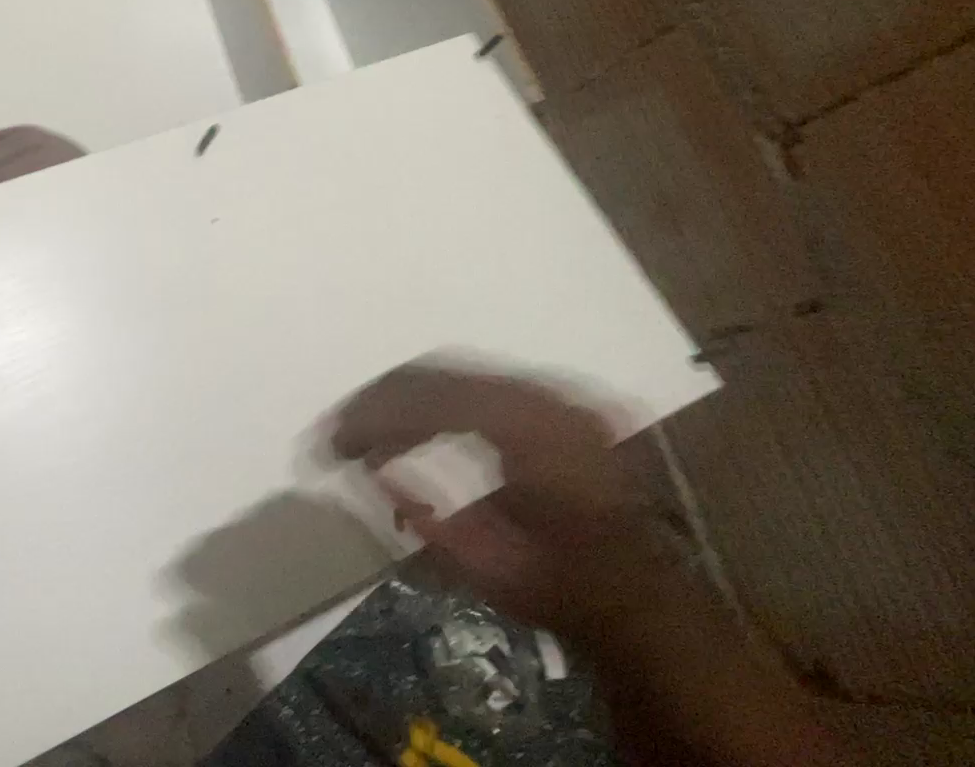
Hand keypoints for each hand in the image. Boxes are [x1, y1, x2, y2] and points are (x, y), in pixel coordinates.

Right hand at [329, 362, 673, 642]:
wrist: (643, 600)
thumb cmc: (560, 590)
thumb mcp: (482, 566)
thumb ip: (422, 512)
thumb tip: (368, 467)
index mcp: (533, 434)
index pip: (428, 399)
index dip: (369, 417)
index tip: (331, 444)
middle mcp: (547, 399)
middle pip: (435, 374)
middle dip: (377, 403)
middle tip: (339, 435)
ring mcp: (556, 395)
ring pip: (452, 373)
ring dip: (401, 401)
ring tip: (367, 435)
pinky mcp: (556, 401)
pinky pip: (476, 383)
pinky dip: (433, 402)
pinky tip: (411, 433)